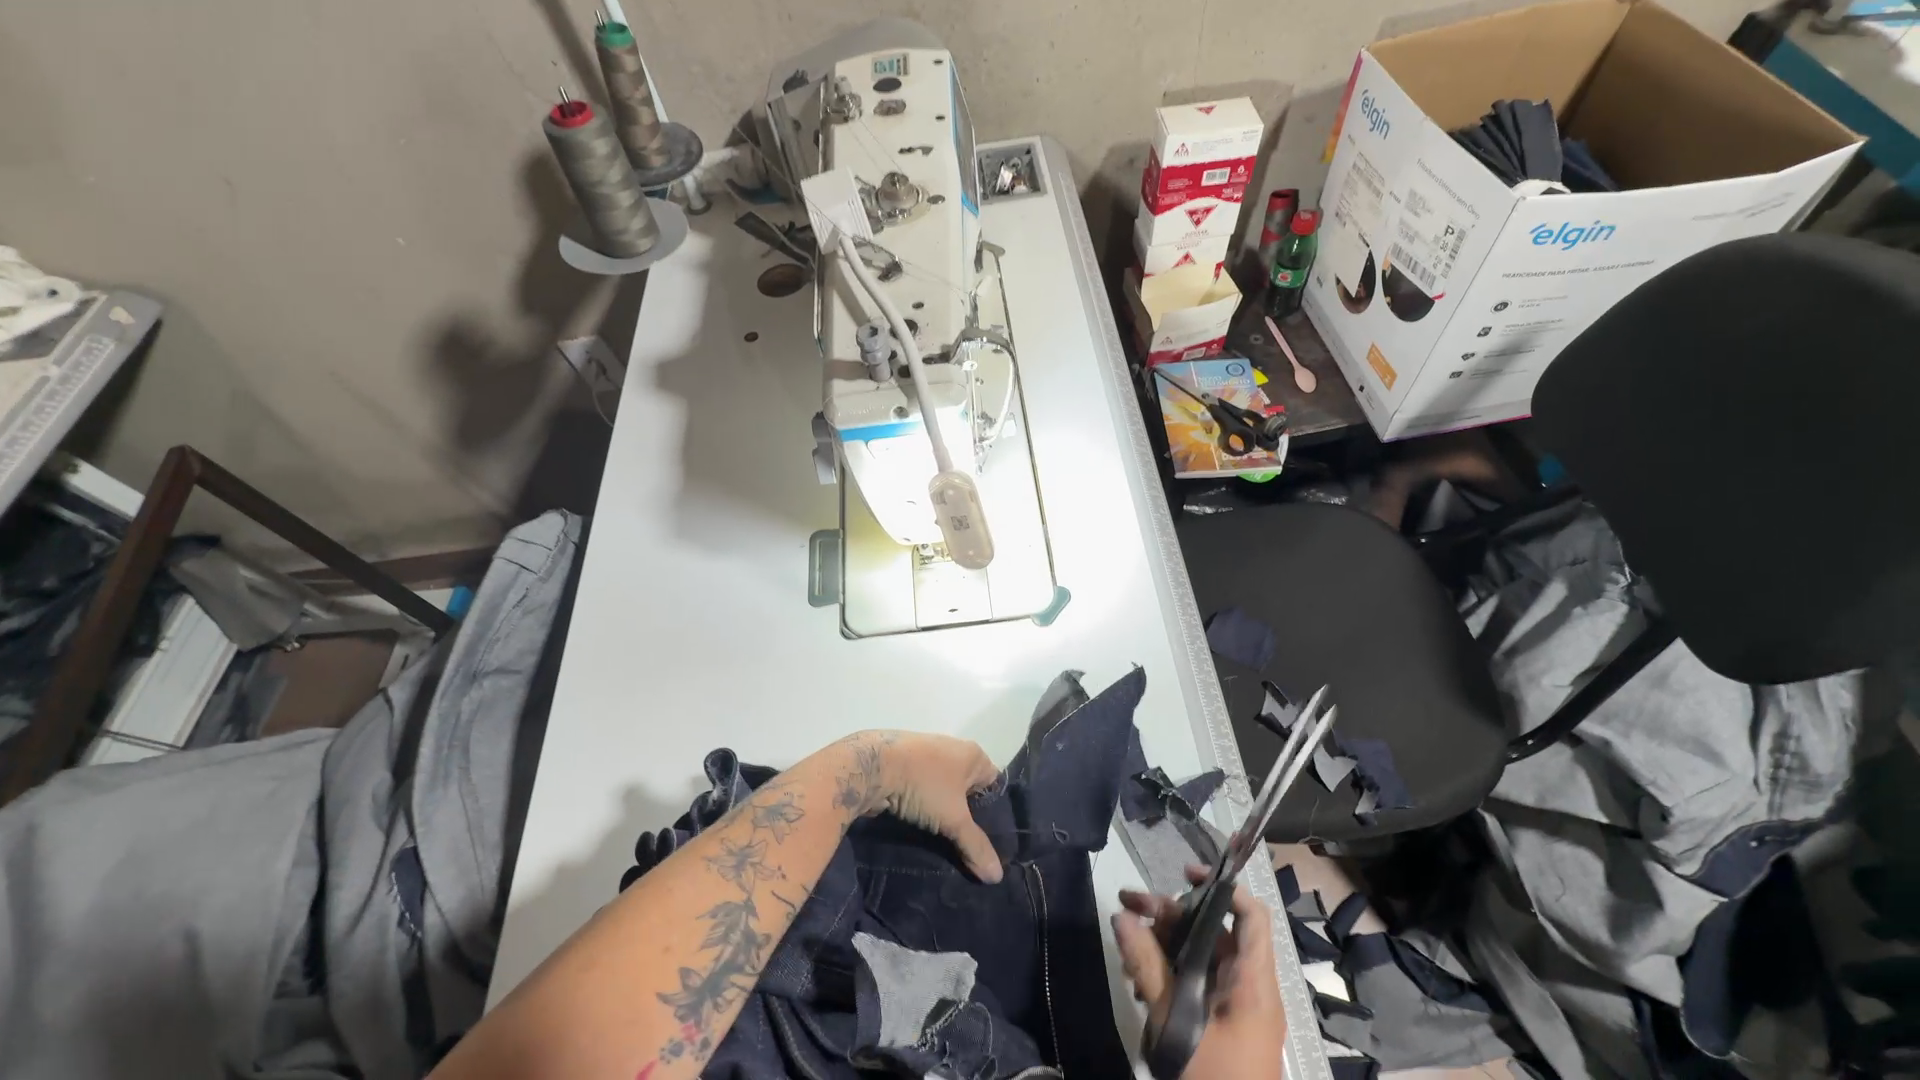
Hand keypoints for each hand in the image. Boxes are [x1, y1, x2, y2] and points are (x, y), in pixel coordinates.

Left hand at [831, 731, 1002, 882]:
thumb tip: (997, 876)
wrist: (871, 768)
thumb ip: (976, 846)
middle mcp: (954, 751)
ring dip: (945, 818)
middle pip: (969, 794)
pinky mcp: (905, 768)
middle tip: (974, 853)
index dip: (997, 818)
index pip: (996, 790)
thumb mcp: (955, 820)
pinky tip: (925, 834)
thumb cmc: (923, 785)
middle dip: (969, 822)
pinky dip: (925, 811)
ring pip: (945, 795)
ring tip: (949, 848)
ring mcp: (928, 758)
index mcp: (974, 755)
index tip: (996, 848)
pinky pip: (924, 794)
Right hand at [1113, 867, 1285, 1079]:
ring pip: (1200, 957)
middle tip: (1126, 905)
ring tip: (1126, 948)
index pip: (1251, 916)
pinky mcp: (1221, 1027)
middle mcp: (1249, 989)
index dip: (1223, 887)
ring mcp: (1236, 1010)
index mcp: (1253, 984)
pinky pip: (1197, 984)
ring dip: (1163, 945)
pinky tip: (1138, 982)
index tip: (1183, 874)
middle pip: (1215, 932)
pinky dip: (1169, 974)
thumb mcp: (1174, 1022)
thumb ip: (1148, 966)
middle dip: (1171, 915)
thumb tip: (1122, 916)